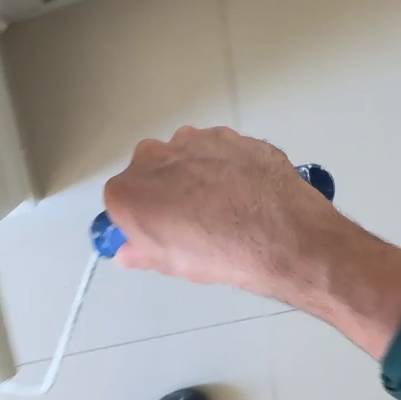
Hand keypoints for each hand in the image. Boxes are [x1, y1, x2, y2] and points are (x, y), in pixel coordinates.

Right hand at [103, 126, 400, 357]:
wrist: (280, 234)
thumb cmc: (217, 253)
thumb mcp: (170, 264)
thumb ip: (142, 251)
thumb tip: (130, 251)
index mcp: (128, 190)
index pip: (119, 201)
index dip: (138, 218)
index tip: (154, 233)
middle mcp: (154, 156)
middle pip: (149, 172)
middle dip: (163, 191)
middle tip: (187, 222)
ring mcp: (195, 139)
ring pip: (184, 157)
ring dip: (194, 176)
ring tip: (219, 208)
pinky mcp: (232, 135)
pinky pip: (218, 152)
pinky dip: (224, 168)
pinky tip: (241, 194)